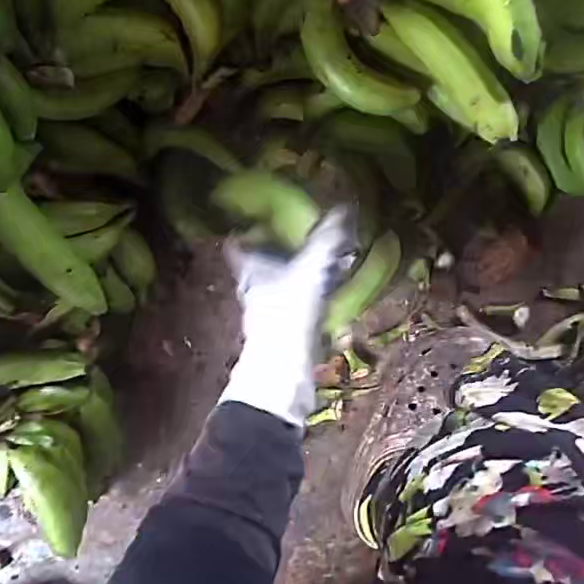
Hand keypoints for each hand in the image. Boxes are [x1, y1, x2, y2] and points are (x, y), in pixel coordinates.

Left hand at [218, 209, 353, 425]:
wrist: (282, 375)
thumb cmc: (287, 315)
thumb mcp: (310, 271)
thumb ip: (326, 241)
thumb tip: (344, 208)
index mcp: (252, 272)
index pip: (239, 247)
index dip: (243, 233)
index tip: (251, 221)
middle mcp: (254, 294)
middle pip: (258, 269)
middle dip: (275, 256)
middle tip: (295, 242)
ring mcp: (268, 317)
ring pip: (279, 291)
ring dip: (296, 281)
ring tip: (322, 268)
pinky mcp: (284, 338)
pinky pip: (297, 312)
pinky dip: (311, 304)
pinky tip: (330, 301)